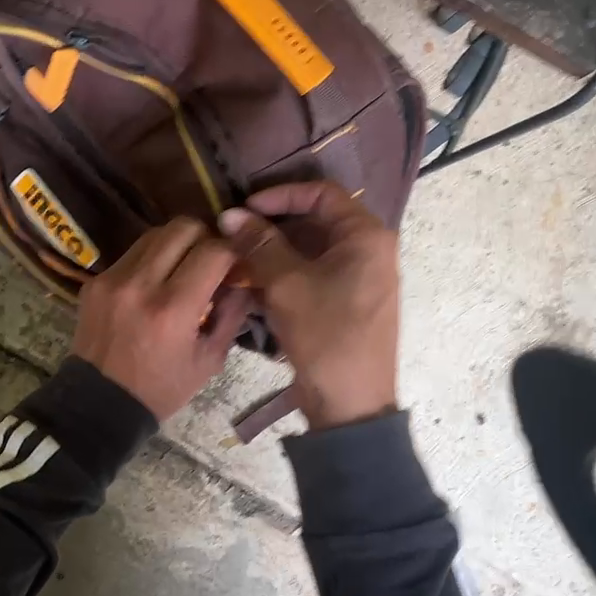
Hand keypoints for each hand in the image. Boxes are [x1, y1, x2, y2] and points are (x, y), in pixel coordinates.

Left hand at [73, 217, 250, 419]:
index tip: (236, 263)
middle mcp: (141, 285)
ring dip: (176, 245)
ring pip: (154, 234)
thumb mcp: (209, 359)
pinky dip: (149, 262)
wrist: (99, 403)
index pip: (214, 251)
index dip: (232, 251)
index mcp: (173, 309)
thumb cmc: (161, 388)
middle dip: (204, 238)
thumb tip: (244, 277)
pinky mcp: (94, 281)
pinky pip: (130, 255)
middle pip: (182, 227)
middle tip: (209, 260)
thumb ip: (232, 313)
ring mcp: (112, 279)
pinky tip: (153, 285)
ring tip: (182, 269)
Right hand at [218, 181, 399, 429]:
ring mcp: (356, 279)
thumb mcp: (286, 284)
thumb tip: (228, 214)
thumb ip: (258, 244)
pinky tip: (248, 289)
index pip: (321, 194)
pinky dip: (280, 278)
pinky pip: (309, 277)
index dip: (279, 195)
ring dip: (270, 256)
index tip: (244, 208)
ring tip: (233, 266)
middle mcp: (367, 251)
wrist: (350, 402)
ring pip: (307, 253)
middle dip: (269, 230)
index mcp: (366, 236)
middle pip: (312, 223)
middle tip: (232, 238)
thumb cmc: (325, 334)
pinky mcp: (343, 303)